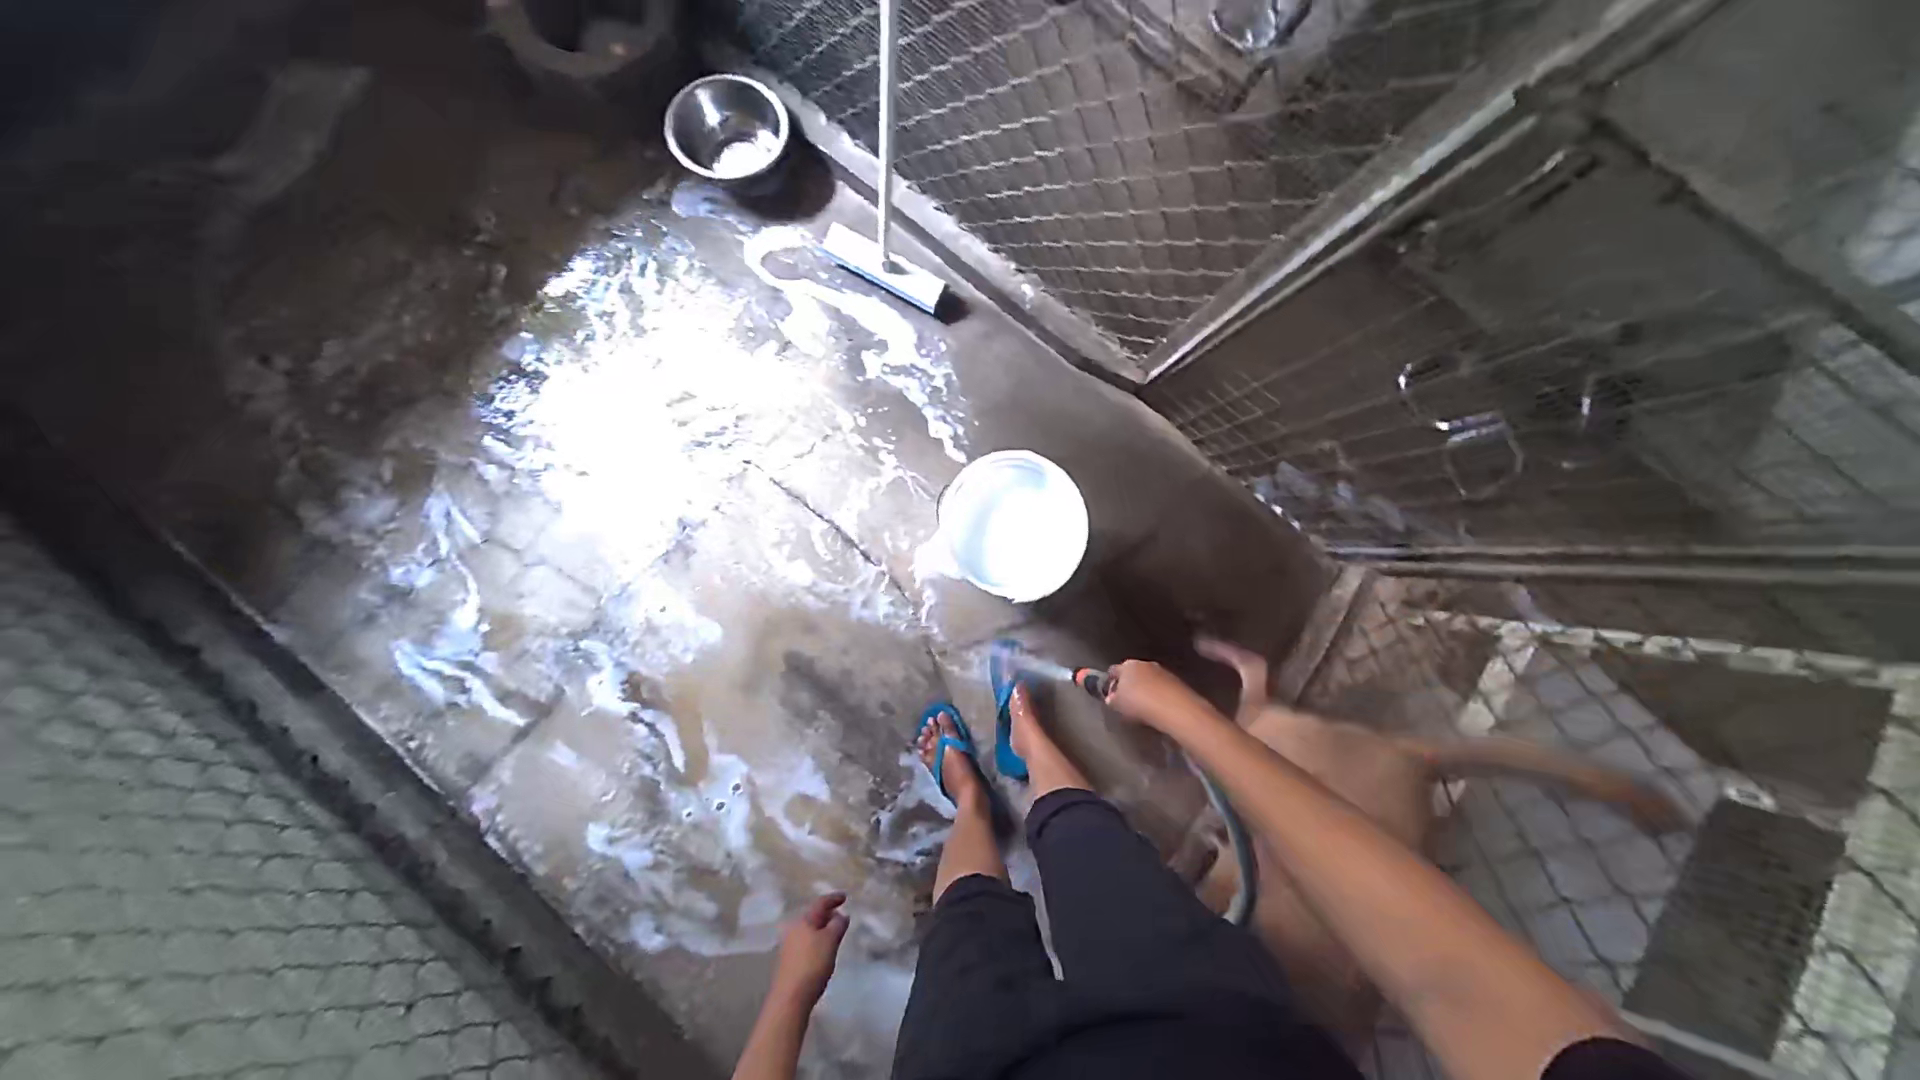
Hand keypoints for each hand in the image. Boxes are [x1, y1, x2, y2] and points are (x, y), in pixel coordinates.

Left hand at [769, 892, 849, 1007]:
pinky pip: (806, 944)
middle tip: (841, 918)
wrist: (790, 998)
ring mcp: (789, 946)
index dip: (834, 899)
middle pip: (814, 917)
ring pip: (809, 931)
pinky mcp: (788, 962)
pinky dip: (816, 942)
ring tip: (834, 935)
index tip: (845, 897)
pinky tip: (822, 952)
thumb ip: (838, 925)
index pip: (821, 903)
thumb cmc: (812, 964)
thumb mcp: (831, 941)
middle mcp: (794, 930)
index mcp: (804, 921)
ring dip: (822, 930)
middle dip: (828, 916)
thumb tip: (841, 916)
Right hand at [1102, 659, 1213, 731]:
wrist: (1173, 707)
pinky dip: (1157, 693)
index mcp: (1126, 665)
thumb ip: (1111, 699)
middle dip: (1129, 683)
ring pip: (1148, 678)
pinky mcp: (1176, 680)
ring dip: (1145, 688)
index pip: (1113, 670)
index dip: (1110, 682)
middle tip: (1126, 700)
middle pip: (1132, 672)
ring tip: (1143, 705)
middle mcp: (1144, 663)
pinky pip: (1161, 686)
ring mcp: (1161, 671)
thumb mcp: (1117, 705)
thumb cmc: (1139, 703)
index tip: (1110, 693)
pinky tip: (1157, 706)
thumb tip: (1111, 698)